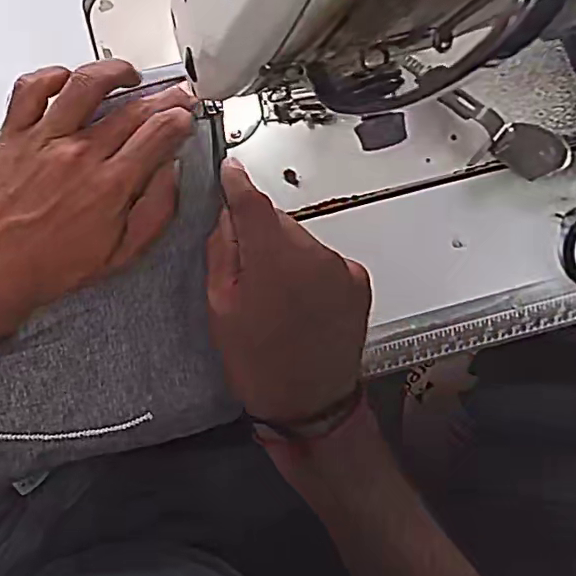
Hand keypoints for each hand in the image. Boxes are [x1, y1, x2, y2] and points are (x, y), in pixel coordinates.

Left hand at [0, 60, 194, 343]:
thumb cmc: (54, 265)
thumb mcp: (122, 253)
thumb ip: (156, 211)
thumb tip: (171, 173)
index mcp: (109, 186)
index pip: (159, 132)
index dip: (180, 117)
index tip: (184, 116)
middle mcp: (78, 157)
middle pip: (133, 107)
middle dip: (163, 97)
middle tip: (171, 97)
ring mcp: (44, 141)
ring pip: (86, 84)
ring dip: (115, 71)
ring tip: (128, 76)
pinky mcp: (14, 136)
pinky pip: (31, 89)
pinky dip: (51, 75)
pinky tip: (68, 80)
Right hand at [206, 156, 370, 424]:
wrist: (309, 404)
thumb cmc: (262, 366)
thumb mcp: (219, 307)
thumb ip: (222, 253)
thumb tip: (227, 219)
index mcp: (272, 260)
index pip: (251, 201)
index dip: (236, 182)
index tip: (230, 170)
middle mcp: (312, 256)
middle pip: (276, 218)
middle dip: (258, 232)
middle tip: (243, 268)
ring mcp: (338, 268)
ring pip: (300, 237)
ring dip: (283, 251)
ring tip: (272, 294)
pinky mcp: (355, 280)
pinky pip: (322, 257)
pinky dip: (306, 267)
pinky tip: (295, 299)